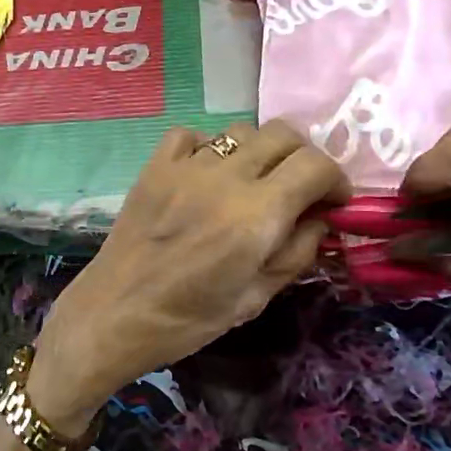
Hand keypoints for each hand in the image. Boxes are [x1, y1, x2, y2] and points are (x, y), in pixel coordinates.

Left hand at [27, 121, 351, 429]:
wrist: (116, 313)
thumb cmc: (189, 319)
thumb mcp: (255, 297)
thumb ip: (295, 252)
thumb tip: (319, 219)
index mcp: (257, 215)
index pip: (315, 164)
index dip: (334, 180)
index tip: (332, 202)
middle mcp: (224, 179)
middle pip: (283, 134)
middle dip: (302, 158)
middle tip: (298, 188)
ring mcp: (185, 168)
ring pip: (239, 131)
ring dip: (258, 151)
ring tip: (251, 182)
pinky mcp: (153, 168)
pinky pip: (188, 135)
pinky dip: (207, 146)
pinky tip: (204, 173)